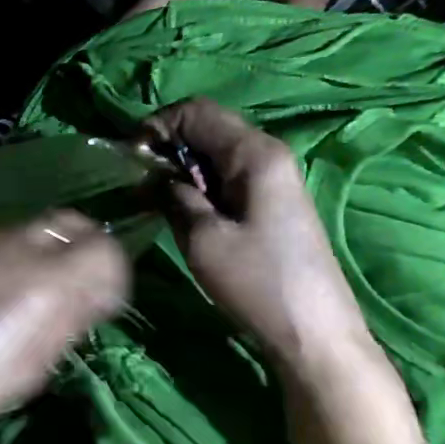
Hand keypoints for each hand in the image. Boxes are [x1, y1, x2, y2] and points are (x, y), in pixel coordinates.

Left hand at [0, 210, 130, 443]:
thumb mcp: (32, 368)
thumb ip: (72, 320)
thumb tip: (95, 295)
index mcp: (44, 280)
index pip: (106, 249)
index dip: (113, 277)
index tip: (103, 308)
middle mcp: (14, 242)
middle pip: (73, 224)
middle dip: (85, 252)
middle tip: (77, 297)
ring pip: (36, 230)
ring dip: (49, 255)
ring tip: (36, 301)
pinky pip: (3, 241)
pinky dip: (17, 259)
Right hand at [140, 98, 365, 363]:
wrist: (313, 332)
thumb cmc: (257, 283)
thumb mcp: (203, 239)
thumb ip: (174, 196)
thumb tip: (154, 175)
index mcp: (255, 153)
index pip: (197, 111)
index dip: (158, 125)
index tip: (131, 159)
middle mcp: (268, 155)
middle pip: (208, 129)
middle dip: (168, 149)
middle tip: (141, 186)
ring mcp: (273, 179)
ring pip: (215, 155)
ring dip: (182, 171)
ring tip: (158, 203)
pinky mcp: (271, 204)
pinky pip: (227, 179)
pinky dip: (200, 188)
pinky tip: (187, 216)